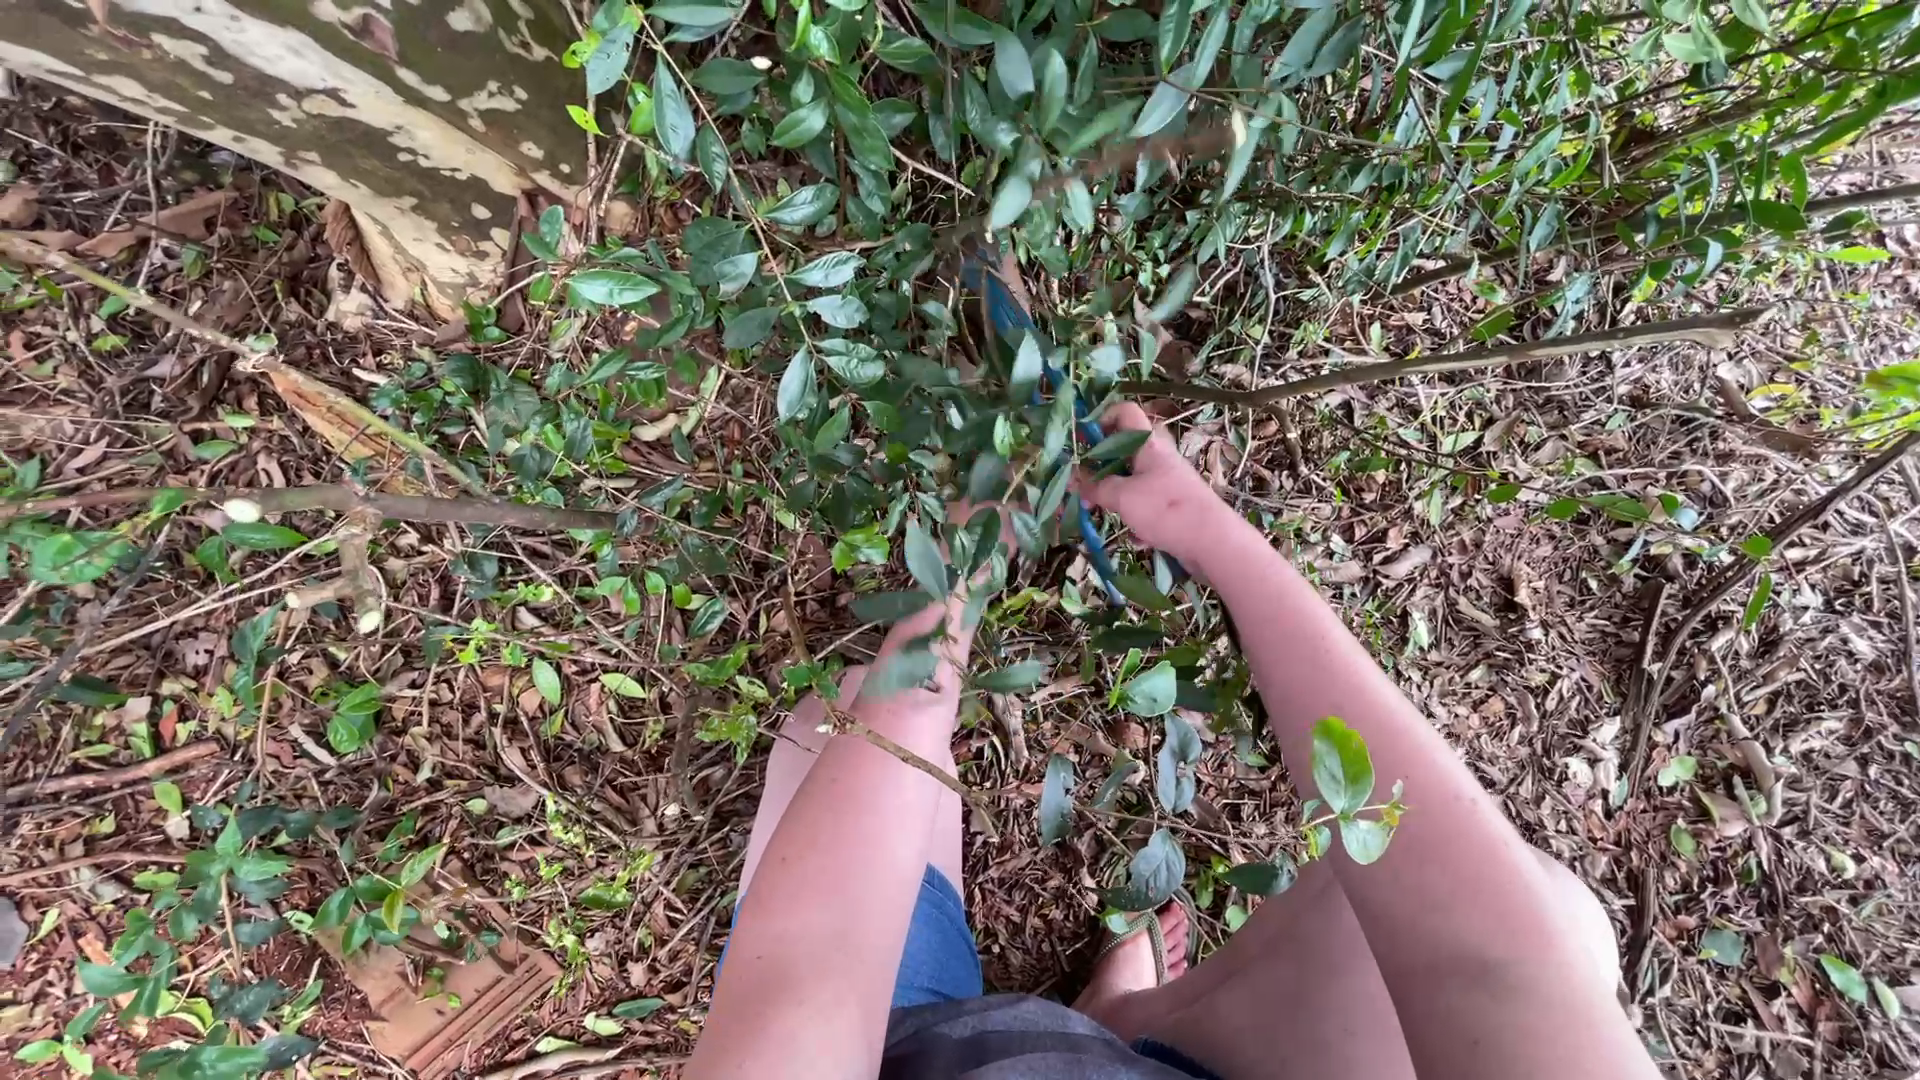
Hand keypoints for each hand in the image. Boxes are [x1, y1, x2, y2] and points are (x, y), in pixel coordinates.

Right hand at [1076, 403, 1241, 574]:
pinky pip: (1146, 505)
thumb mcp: (1122, 497)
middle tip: (1084, 484)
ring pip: (1133, 480)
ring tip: (1101, 512)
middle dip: (1101, 467)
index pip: (1125, 412)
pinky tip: (1135, 537)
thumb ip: (1095, 487)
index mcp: (1148, 444)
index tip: (1084, 442)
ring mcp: (1168, 482)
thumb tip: (1074, 478)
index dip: (1102, 419)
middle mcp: (1160, 458)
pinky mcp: (1174, 506)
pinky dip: (1136, 519)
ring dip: (1115, 495)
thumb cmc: (1166, 509)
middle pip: (1124, 450)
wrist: (1213, 542)